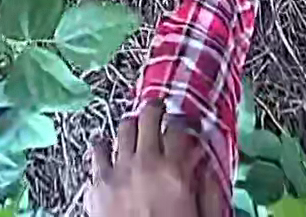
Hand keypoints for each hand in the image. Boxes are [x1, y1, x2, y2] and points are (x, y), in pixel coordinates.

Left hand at [84, 100, 215, 216]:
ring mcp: (118, 171)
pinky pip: (97, 150)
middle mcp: (145, 163)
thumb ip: (207, 193)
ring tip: (137, 131)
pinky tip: (111, 153)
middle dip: (157, 111)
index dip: (186, 123)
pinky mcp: (97, 185)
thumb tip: (208, 167)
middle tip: (161, 114)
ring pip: (123, 126)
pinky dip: (105, 147)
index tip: (188, 125)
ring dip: (132, 126)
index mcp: (173, 173)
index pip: (180, 128)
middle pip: (149, 115)